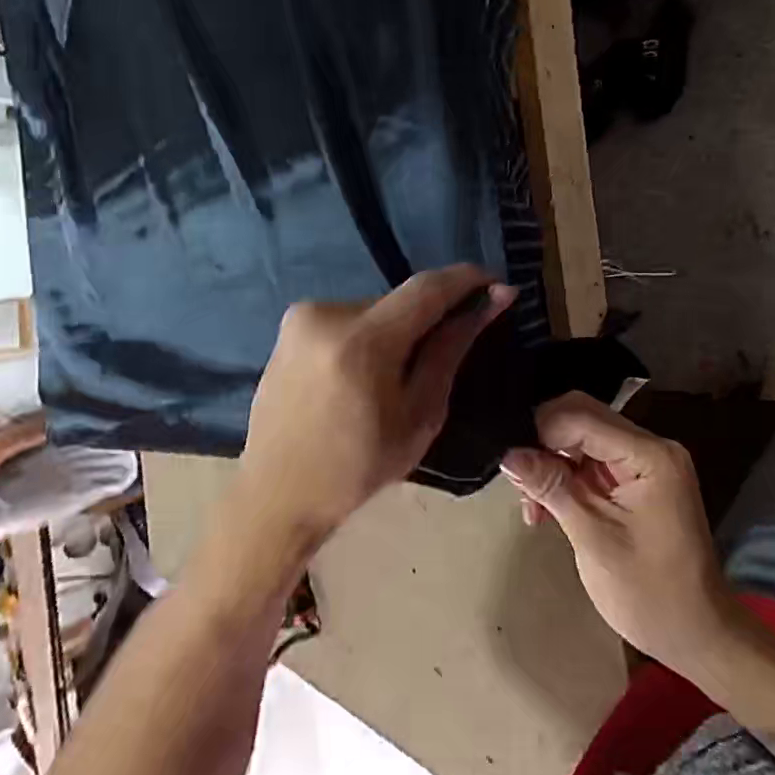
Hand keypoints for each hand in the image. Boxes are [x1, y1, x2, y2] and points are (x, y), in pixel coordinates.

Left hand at [238, 265, 515, 538]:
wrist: (278, 493)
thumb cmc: (357, 467)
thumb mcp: (419, 416)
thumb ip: (450, 351)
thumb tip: (488, 303)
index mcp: (361, 343)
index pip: (426, 288)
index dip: (466, 281)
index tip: (496, 285)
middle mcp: (326, 315)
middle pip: (400, 301)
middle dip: (429, 318)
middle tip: (445, 352)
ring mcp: (301, 318)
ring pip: (374, 310)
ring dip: (396, 330)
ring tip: (393, 377)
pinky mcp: (288, 327)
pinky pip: (347, 319)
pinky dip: (367, 337)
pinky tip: (362, 376)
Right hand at [501, 393, 736, 666]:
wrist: (696, 634)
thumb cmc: (649, 593)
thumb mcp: (593, 538)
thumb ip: (551, 487)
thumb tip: (507, 454)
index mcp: (650, 455)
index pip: (582, 417)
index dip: (540, 432)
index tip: (510, 462)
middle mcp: (650, 446)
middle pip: (582, 418)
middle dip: (542, 443)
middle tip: (518, 481)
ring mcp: (644, 462)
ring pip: (581, 437)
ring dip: (549, 462)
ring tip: (530, 503)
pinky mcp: (635, 479)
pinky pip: (590, 460)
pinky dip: (564, 476)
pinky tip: (545, 507)